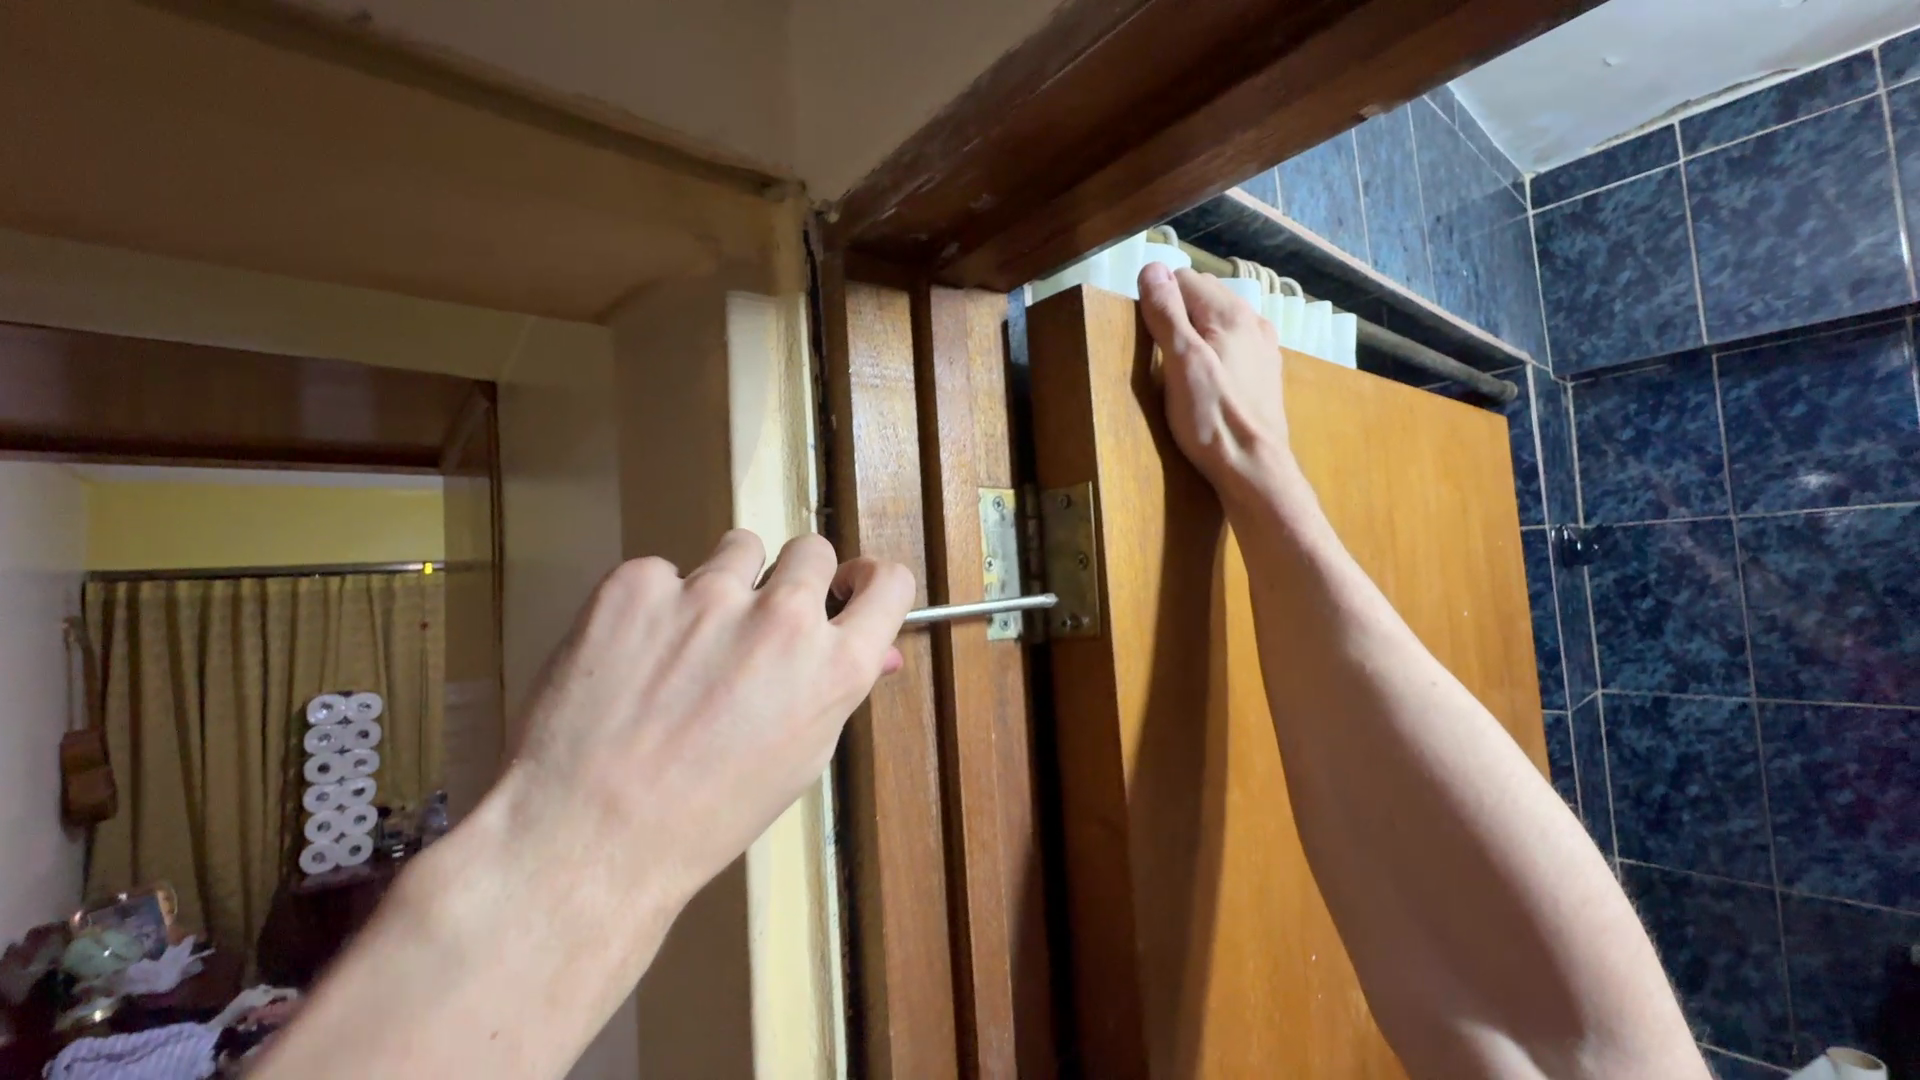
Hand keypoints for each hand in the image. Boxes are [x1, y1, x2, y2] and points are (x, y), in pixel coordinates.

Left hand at [503, 530, 914, 901]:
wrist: (587, 836)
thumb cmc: (707, 816)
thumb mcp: (798, 760)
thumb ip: (836, 688)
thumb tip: (874, 649)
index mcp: (834, 667)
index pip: (888, 582)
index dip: (869, 580)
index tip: (847, 586)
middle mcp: (783, 618)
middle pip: (813, 549)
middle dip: (794, 579)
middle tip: (759, 622)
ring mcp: (708, 593)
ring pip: (739, 548)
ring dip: (727, 582)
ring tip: (688, 640)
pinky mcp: (637, 583)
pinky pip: (662, 572)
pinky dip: (654, 605)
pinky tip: (630, 657)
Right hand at [1137, 262, 1292, 497]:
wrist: (1253, 468)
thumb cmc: (1211, 418)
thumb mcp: (1180, 363)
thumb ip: (1166, 314)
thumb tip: (1151, 268)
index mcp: (1229, 313)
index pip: (1181, 279)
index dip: (1158, 304)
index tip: (1150, 340)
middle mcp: (1252, 320)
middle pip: (1201, 296)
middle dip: (1176, 316)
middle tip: (1161, 358)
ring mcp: (1263, 346)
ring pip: (1217, 321)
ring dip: (1195, 334)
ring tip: (1181, 371)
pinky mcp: (1264, 371)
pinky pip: (1232, 344)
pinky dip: (1214, 351)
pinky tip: (1208, 380)